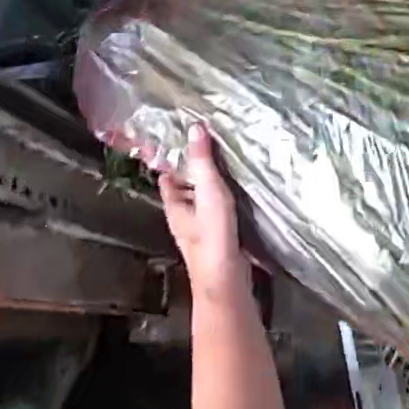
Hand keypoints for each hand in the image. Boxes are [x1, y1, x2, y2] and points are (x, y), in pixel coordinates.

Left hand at [158, 124, 249, 302]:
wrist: (227, 281)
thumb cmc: (213, 236)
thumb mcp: (208, 192)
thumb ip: (203, 161)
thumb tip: (195, 127)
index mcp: (174, 205)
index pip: (168, 175)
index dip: (173, 157)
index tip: (186, 136)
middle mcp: (184, 215)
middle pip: (186, 185)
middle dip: (196, 166)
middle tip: (214, 141)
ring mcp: (201, 227)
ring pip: (203, 197)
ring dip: (212, 181)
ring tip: (230, 158)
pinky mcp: (218, 235)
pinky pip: (218, 207)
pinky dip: (225, 195)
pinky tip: (240, 188)